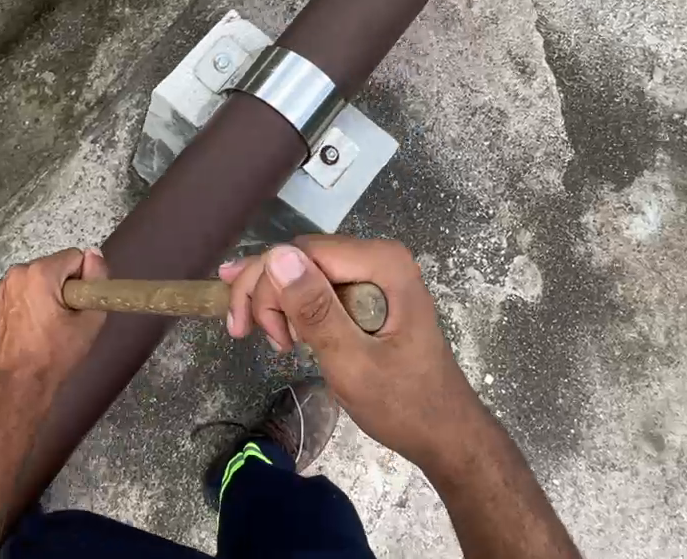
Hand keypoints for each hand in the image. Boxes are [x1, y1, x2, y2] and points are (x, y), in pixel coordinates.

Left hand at [0, 246, 108, 392]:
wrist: (19, 385)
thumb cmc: (56, 354)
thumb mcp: (89, 320)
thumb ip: (96, 281)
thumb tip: (94, 253)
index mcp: (40, 272)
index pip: (75, 257)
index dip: (83, 281)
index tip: (78, 306)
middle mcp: (17, 272)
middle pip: (55, 266)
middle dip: (64, 285)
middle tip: (66, 317)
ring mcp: (2, 286)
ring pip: (39, 277)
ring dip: (47, 292)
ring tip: (49, 323)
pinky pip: (23, 289)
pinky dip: (30, 300)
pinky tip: (33, 325)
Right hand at [219, 235, 479, 473]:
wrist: (445, 435)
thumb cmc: (404, 405)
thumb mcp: (353, 364)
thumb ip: (316, 310)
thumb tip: (277, 256)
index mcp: (382, 263)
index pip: (301, 252)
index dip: (266, 284)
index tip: (246, 328)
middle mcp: (376, 255)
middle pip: (298, 257)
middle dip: (265, 292)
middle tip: (241, 331)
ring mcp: (372, 271)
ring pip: (301, 269)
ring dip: (274, 300)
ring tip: (268, 339)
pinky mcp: (365, 289)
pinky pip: (316, 284)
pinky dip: (292, 305)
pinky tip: (280, 329)